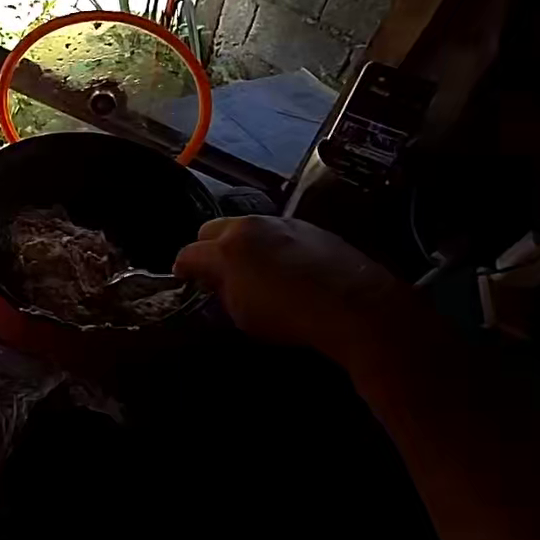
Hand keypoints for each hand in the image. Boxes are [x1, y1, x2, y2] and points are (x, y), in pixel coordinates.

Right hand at [174, 216, 417, 366]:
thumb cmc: (290, 317)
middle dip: (207, 249)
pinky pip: (275, 232)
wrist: (358, 307)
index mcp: (225, 248)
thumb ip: (221, 292)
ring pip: (245, 227)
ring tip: (252, 269)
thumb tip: (215, 282)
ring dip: (240, 244)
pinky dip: (269, 245)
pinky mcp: (309, 226)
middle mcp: (248, 226)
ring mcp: (281, 222)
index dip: (182, 269)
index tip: (185, 281)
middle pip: (211, 229)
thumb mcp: (242, 315)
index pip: (188, 253)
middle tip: (216, 273)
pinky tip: (284, 268)